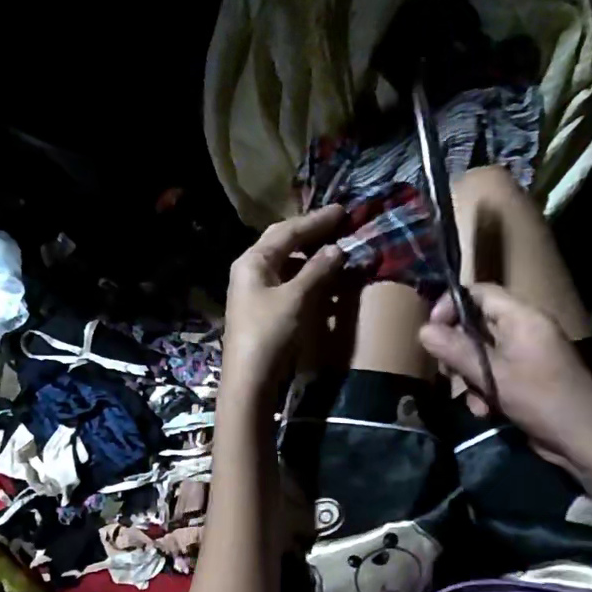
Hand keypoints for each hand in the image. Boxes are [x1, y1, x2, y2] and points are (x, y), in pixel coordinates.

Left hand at [221, 205, 347, 396]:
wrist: (249, 379)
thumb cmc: (269, 334)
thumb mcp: (296, 298)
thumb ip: (317, 271)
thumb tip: (336, 249)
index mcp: (254, 261)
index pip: (288, 230)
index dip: (317, 221)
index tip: (342, 211)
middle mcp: (251, 270)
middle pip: (285, 243)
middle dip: (312, 234)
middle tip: (340, 225)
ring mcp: (256, 291)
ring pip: (288, 265)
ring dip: (313, 259)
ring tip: (338, 253)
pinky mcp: (263, 310)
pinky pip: (289, 285)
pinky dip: (309, 280)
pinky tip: (326, 285)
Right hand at [418, 283, 591, 465]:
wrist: (583, 439)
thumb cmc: (540, 399)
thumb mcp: (493, 375)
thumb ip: (457, 351)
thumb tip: (423, 330)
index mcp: (523, 317)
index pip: (481, 292)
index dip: (452, 305)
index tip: (432, 329)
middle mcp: (526, 329)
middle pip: (478, 325)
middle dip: (459, 351)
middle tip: (449, 372)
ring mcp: (528, 354)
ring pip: (484, 354)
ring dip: (471, 378)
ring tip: (475, 401)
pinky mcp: (529, 378)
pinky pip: (497, 374)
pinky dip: (486, 390)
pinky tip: (486, 412)